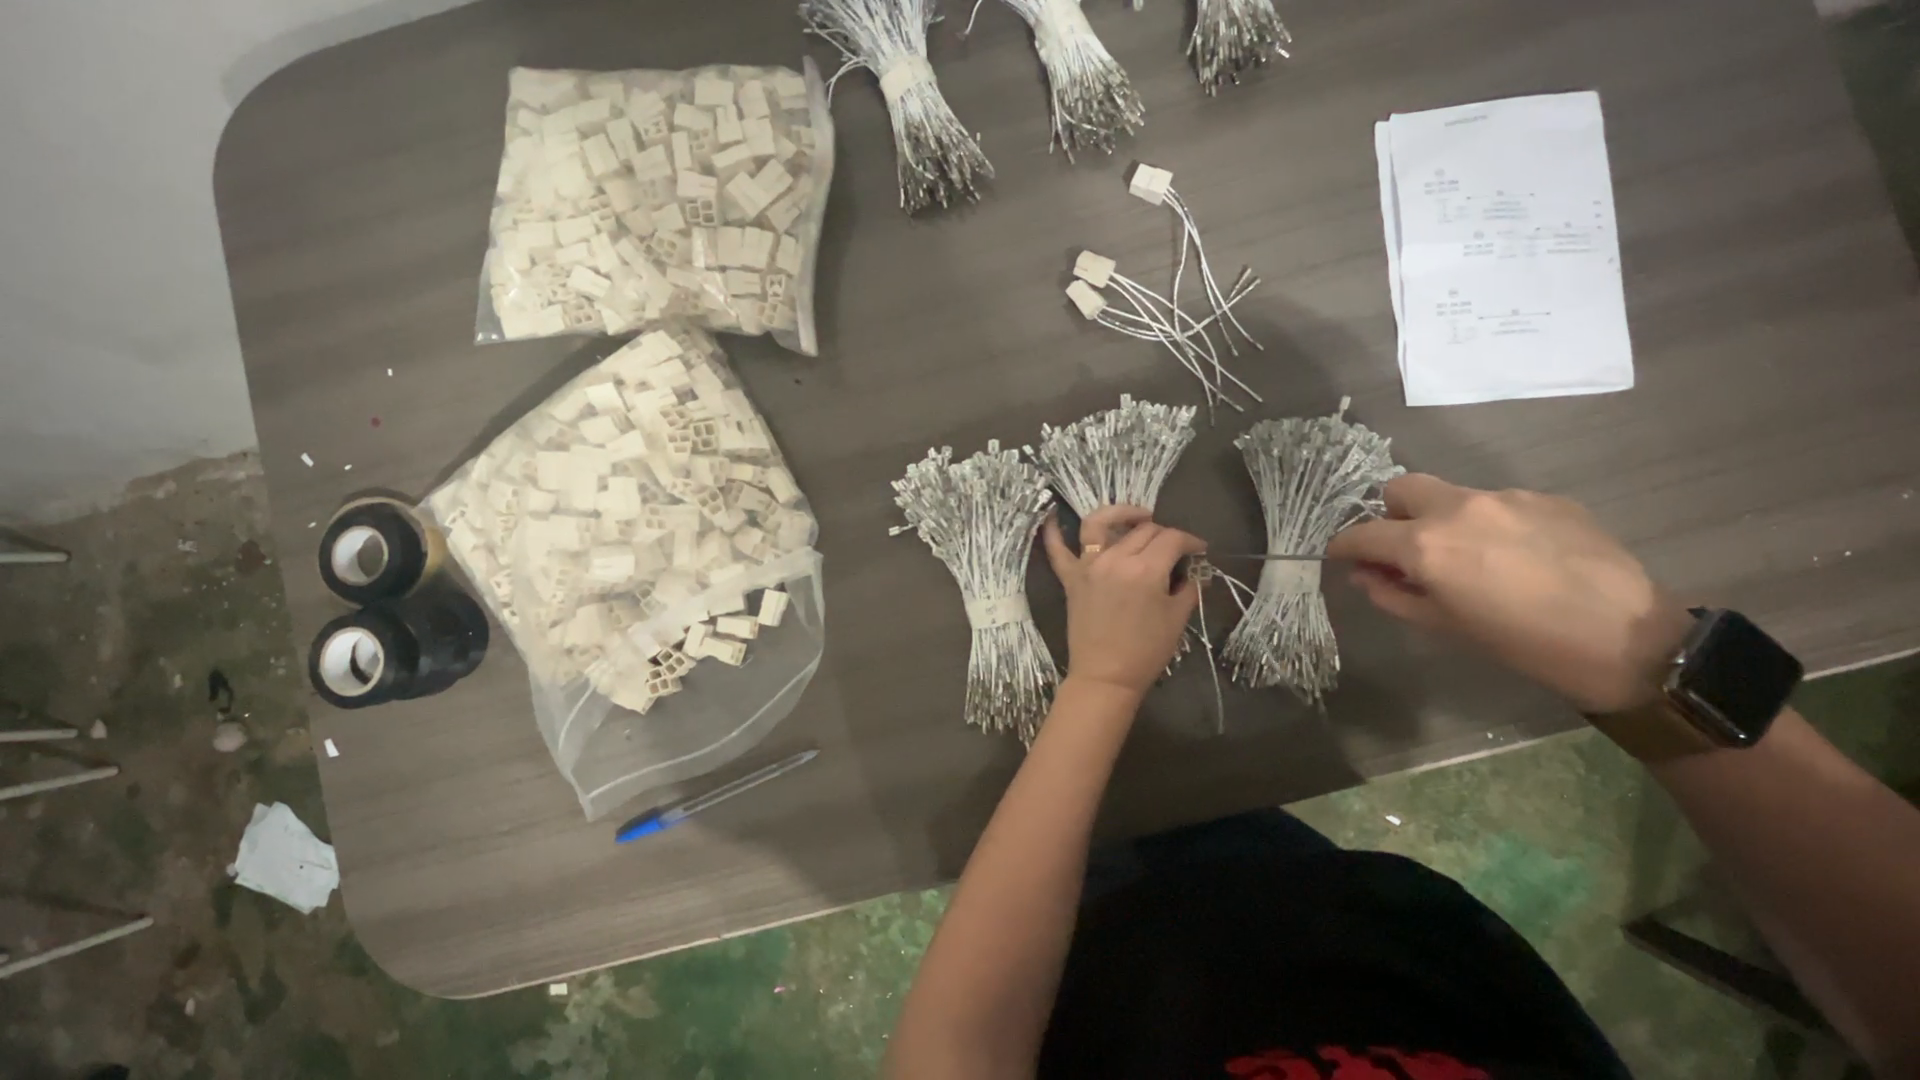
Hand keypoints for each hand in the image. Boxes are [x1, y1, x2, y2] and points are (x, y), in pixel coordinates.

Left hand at [1040, 505, 1204, 699]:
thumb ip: (1189, 587)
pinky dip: (1053, 532)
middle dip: (1165, 533)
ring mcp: (1089, 566)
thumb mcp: (1177, 618)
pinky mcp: (1071, 578)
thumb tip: (1195, 570)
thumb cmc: (1147, 651)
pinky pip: (1057, 550)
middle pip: (1144, 530)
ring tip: (1137, 517)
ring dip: (1120, 513)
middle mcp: (1115, 559)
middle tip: (1174, 549)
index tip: (1199, 551)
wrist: (1106, 676)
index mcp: (1146, 570)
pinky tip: (1052, 515)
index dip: (1191, 541)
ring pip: (1101, 523)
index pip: (1173, 538)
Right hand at [1326, 475, 1694, 713]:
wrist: (1626, 638)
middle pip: (1401, 488)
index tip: (1341, 558)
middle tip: (1407, 550)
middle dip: (1392, 515)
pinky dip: (1492, 524)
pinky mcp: (1546, 498)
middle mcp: (1457, 508)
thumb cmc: (1522, 644)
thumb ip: (1394, 595)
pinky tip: (1520, 557)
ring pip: (1453, 494)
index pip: (1362, 534)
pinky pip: (1499, 504)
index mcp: (1425, 545)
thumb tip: (1366, 575)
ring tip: (1474, 558)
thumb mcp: (1445, 627)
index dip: (1343, 546)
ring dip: (1445, 519)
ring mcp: (1505, 497)